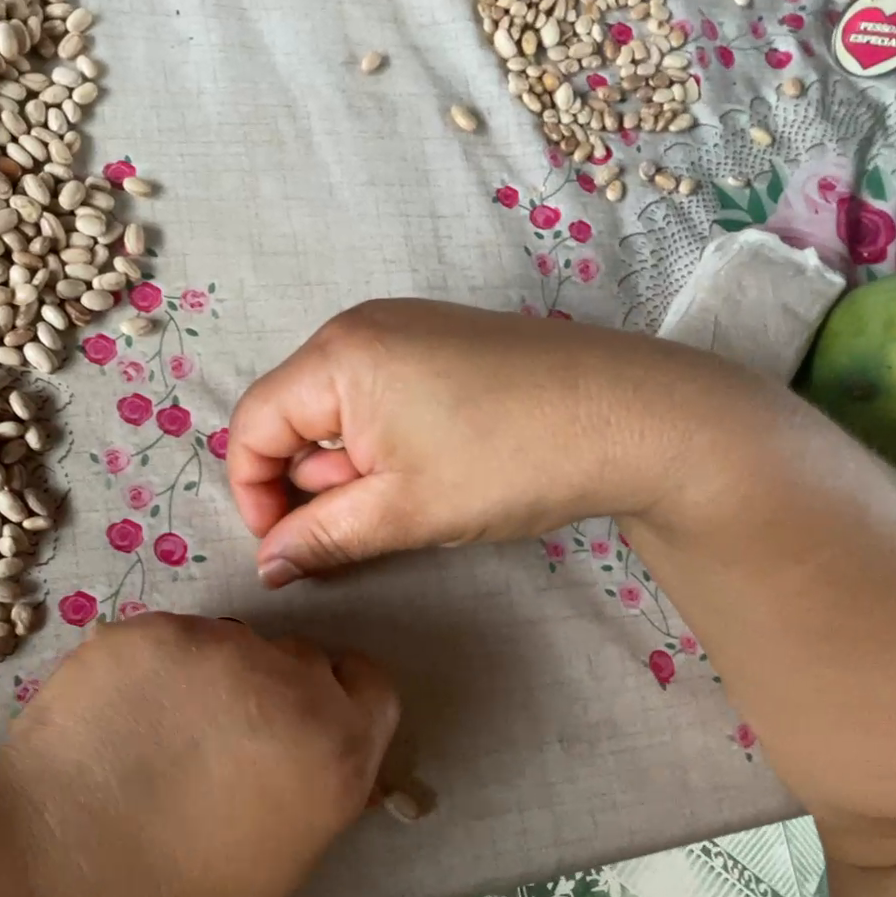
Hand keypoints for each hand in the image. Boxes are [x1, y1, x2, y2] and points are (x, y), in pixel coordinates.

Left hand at [0, 613, 398, 896]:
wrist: (67, 860)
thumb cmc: (182, 882)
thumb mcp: (287, 847)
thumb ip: (316, 774)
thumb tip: (307, 738)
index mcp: (337, 741)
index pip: (366, 681)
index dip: (337, 695)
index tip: (304, 713)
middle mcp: (287, 677)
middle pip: (297, 655)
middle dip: (271, 684)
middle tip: (221, 727)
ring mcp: (214, 642)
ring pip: (228, 640)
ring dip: (210, 669)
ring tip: (159, 722)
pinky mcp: (151, 626)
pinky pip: (169, 635)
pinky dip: (154, 663)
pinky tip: (121, 707)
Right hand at [228, 299, 776, 585]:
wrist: (643, 417)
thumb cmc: (510, 461)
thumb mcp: (403, 511)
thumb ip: (320, 538)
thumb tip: (266, 567)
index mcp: (337, 355)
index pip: (252, 424)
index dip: (252, 492)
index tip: (282, 546)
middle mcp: (357, 329)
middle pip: (289, 415)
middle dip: (305, 482)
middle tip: (348, 531)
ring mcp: (399, 330)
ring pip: (332, 413)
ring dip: (345, 468)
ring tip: (399, 502)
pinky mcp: (433, 344)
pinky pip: (372, 399)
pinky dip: (377, 445)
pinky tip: (422, 471)